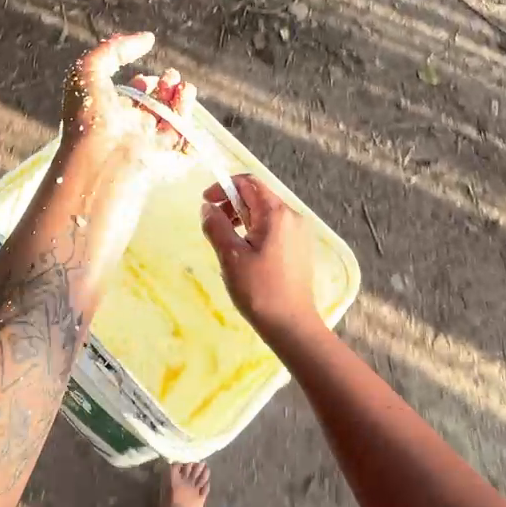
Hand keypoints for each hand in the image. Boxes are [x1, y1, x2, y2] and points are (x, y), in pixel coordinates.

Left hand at [60, 32, 195, 174]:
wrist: (100, 157)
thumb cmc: (88, 114)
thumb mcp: (90, 69)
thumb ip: (115, 48)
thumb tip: (147, 39)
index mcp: (107, 110)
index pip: (129, 96)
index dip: (140, 83)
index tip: (147, 75)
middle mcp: (127, 126)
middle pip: (153, 105)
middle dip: (165, 88)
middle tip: (172, 75)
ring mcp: (146, 142)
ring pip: (170, 120)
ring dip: (179, 100)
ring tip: (184, 86)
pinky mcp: (164, 156)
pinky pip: (181, 139)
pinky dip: (187, 120)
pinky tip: (187, 99)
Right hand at [201, 175, 322, 338]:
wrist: (291, 324)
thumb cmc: (259, 290)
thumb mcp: (230, 256)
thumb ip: (216, 226)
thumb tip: (207, 208)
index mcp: (277, 213)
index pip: (249, 182)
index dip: (224, 186)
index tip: (206, 202)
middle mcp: (292, 217)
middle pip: (257, 196)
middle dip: (231, 204)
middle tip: (213, 225)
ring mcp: (298, 232)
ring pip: (265, 213)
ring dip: (241, 218)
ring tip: (227, 241)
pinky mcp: (299, 247)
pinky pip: (273, 228)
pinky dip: (254, 230)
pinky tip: (244, 253)